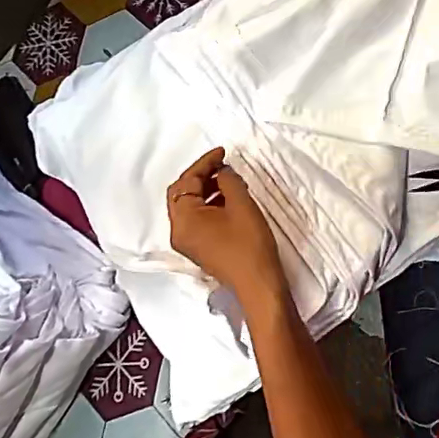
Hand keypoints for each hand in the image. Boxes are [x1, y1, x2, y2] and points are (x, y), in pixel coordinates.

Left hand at [167, 147, 288, 300]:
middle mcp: (179, 231)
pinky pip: (198, 219)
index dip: (204, 163)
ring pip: (190, 206)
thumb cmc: (249, 245)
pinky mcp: (200, 248)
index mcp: (183, 219)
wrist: (259, 284)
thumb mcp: (241, 204)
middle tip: (222, 164)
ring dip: (207, 189)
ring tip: (230, 180)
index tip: (222, 153)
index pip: (186, 181)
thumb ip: (228, 180)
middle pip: (182, 193)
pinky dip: (210, 204)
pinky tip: (230, 199)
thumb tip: (222, 171)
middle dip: (201, 175)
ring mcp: (189, 242)